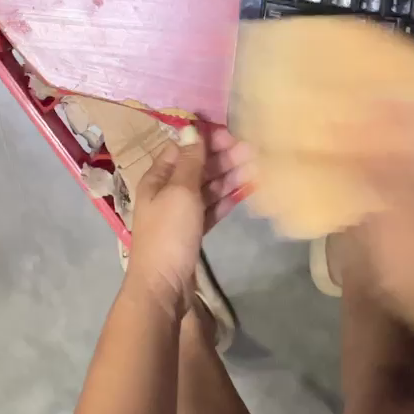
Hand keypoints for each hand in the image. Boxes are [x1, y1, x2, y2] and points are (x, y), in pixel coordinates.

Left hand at [124, 123, 251, 310]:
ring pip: (207, 188)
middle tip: (252, 152)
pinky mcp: (192, 231)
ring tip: (256, 168)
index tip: (232, 136)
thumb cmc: (169, 233)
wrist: (164, 286)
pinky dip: (226, 199)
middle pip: (197, 167)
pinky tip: (246, 191)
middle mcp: (166, 191)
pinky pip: (211, 208)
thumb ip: (189, 160)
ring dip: (229, 177)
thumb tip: (190, 127)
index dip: (206, 140)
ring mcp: (179, 213)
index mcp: (157, 177)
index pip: (182, 149)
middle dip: (223, 158)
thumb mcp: (180, 191)